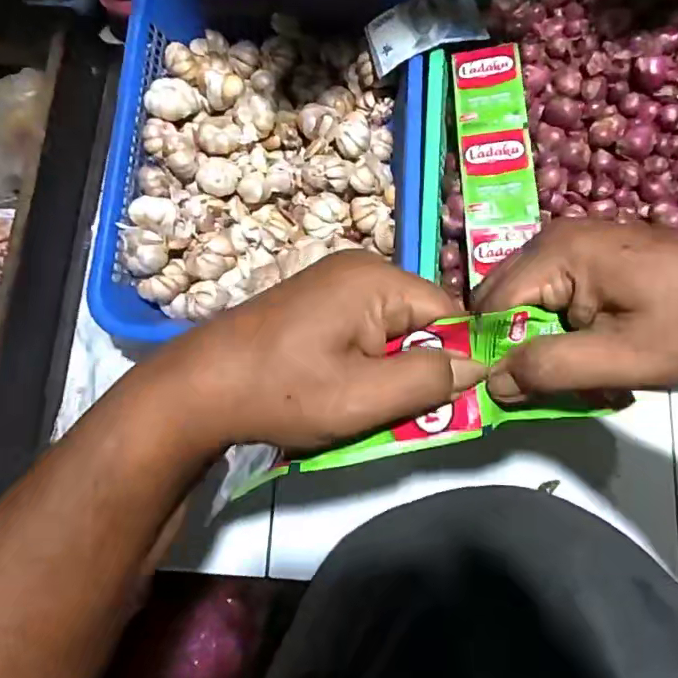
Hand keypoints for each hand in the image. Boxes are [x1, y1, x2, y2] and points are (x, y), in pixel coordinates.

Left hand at [129, 251, 485, 454]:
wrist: (198, 388)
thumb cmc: (284, 392)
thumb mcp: (363, 397)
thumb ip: (428, 380)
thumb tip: (478, 365)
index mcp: (375, 279)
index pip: (449, 312)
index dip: (458, 356)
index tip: (455, 400)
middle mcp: (359, 268)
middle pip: (420, 318)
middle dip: (421, 365)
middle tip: (405, 409)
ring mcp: (333, 282)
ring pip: (392, 328)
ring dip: (392, 368)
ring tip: (370, 403)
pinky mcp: (316, 301)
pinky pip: (365, 329)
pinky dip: (368, 361)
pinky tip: (345, 387)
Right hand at [471, 220, 677, 401]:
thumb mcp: (621, 359)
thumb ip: (550, 370)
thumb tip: (492, 381)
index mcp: (557, 252)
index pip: (490, 305)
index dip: (491, 351)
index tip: (510, 393)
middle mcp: (556, 235)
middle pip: (504, 300)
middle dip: (519, 347)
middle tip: (553, 386)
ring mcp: (577, 239)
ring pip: (528, 300)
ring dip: (544, 341)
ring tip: (584, 373)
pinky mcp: (594, 250)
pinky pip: (554, 292)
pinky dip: (563, 326)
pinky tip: (598, 348)